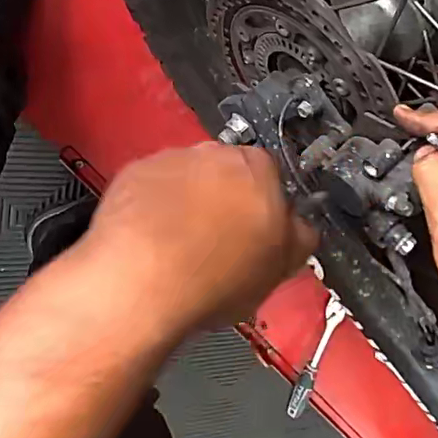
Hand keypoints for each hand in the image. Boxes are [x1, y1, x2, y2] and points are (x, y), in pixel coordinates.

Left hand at [73, 143, 316, 338]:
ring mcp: (172, 161)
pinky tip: (155, 240)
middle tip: (223, 242)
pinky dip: (154, 206)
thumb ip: (298, 238)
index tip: (259, 228)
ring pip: (189, 177)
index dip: (266, 207)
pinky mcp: (136, 173)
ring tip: (184, 248)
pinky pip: (152, 185)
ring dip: (188, 202)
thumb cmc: (207, 276)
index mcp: (259, 168)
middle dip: (227, 201)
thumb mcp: (277, 270)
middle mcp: (215, 155)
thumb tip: (302, 232)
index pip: (272, 176)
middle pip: (228, 173)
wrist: (141, 282)